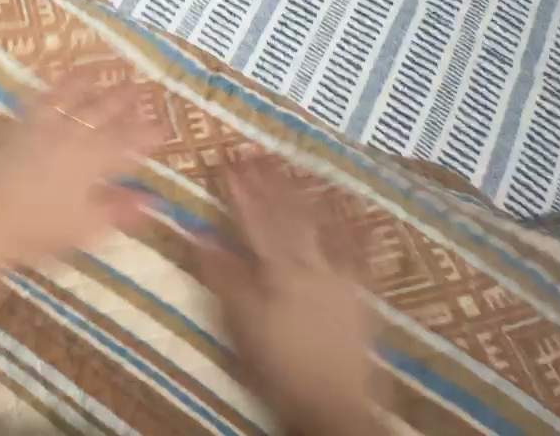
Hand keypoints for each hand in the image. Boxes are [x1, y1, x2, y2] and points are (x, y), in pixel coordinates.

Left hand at [0, 79, 164, 267]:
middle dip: (124, 98)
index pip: (127, 142)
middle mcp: (71, 136)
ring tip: (100, 71)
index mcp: (92, 161)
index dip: (146, 133)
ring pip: (72, 97)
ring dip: (89, 83)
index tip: (163, 125)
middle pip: (103, 111)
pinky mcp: (19, 124)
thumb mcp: (88, 226)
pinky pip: (39, 98)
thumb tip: (153, 199)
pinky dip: (50, 87)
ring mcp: (44, 126)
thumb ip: (120, 209)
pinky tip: (54, 80)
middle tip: (140, 85)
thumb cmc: (41, 229)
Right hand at [197, 164, 384, 435]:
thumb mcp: (240, 321)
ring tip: (293, 165)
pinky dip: (354, 224)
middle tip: (254, 151)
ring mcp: (340, 276)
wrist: (334, 407)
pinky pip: (358, 250)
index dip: (237, 186)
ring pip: (320, 223)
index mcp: (278, 268)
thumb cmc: (278, 365)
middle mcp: (310, 263)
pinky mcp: (361, 293)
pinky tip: (355, 207)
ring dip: (304, 191)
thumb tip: (199, 232)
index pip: (252, 216)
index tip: (224, 158)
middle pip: (286, 212)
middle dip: (268, 179)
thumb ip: (222, 274)